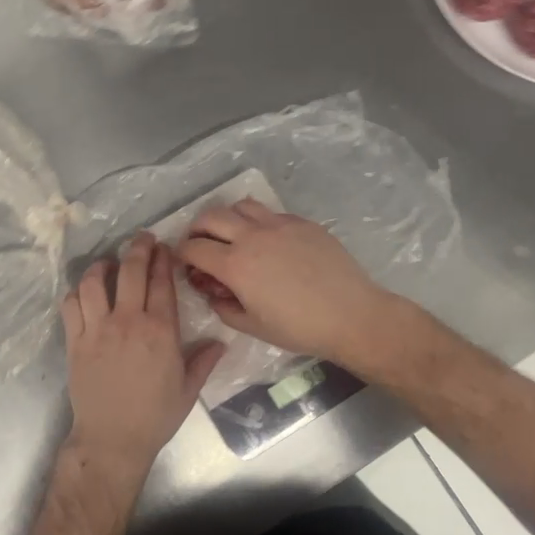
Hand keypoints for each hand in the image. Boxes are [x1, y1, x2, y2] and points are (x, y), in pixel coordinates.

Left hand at [62, 233, 224, 481]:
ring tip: (109, 262)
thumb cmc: (155, 417)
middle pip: (131, 271)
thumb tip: (220, 342)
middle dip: (138, 248)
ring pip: (95, 282)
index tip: (165, 248)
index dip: (163, 260)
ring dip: (103, 266)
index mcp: (160, 331)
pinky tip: (85, 291)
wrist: (112, 439)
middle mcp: (128, 322)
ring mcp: (97, 329)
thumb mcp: (188, 390)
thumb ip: (203, 361)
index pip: (161, 282)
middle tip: (142, 239)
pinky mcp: (75, 340)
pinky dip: (77, 292)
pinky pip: (71, 305)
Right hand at [176, 200, 408, 369]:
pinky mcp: (302, 222)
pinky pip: (270, 213)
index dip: (182, 254)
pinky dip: (259, 222)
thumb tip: (215, 294)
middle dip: (197, 228)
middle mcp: (252, 237)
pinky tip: (269, 241)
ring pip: (240, 206)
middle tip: (201, 243)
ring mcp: (278, 225)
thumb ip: (224, 308)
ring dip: (228, 218)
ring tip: (233, 235)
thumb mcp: (253, 327)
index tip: (186, 262)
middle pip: (210, 217)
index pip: (193, 248)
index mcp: (235, 265)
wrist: (352, 316)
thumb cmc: (299, 329)